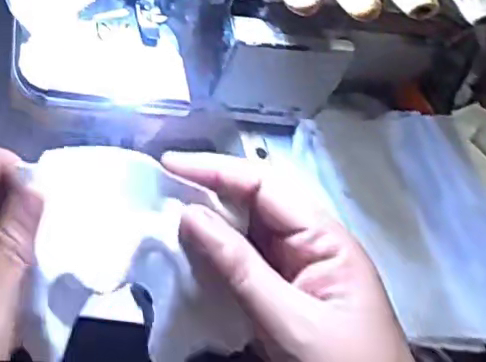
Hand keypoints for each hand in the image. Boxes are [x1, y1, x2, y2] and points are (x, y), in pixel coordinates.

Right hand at [163, 152, 409, 361]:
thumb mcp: (292, 322)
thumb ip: (241, 268)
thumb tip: (190, 214)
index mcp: (323, 236)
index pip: (263, 184)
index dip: (215, 169)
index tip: (170, 162)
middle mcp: (311, 244)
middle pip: (253, 203)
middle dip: (209, 191)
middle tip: (161, 186)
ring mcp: (299, 273)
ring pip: (246, 234)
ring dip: (209, 225)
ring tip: (167, 214)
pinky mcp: (287, 303)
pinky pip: (246, 267)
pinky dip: (217, 259)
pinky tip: (191, 256)